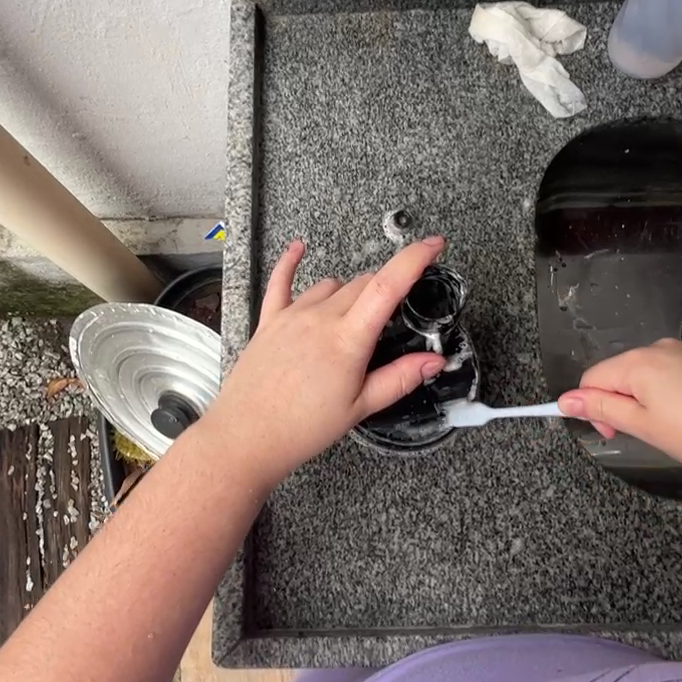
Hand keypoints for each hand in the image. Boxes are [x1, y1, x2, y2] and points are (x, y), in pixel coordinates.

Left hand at [192, 237, 448, 487]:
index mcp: (348, 339)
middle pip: (363, 283)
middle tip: (396, 313)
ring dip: (350, 291)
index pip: (388, 285)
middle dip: (386, 288)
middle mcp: (320, 318)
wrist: (246, 437)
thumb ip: (399, 379)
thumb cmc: (302, 428)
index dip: (415, 259)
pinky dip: (291, 262)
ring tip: (355, 318)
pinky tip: (298, 248)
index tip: (434, 244)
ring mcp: (292, 315)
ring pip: (332, 285)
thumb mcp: (360, 408)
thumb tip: (434, 361)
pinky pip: (280, 282)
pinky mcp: (269, 321)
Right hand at [557, 339, 681, 505]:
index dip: (594, 407)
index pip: (593, 378)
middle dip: (624, 401)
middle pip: (624, 372)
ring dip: (654, 398)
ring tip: (679, 429)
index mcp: (639, 362)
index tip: (612, 433)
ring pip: (657, 373)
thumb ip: (602, 408)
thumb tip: (566, 399)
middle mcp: (664, 348)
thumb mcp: (643, 426)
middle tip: (646, 434)